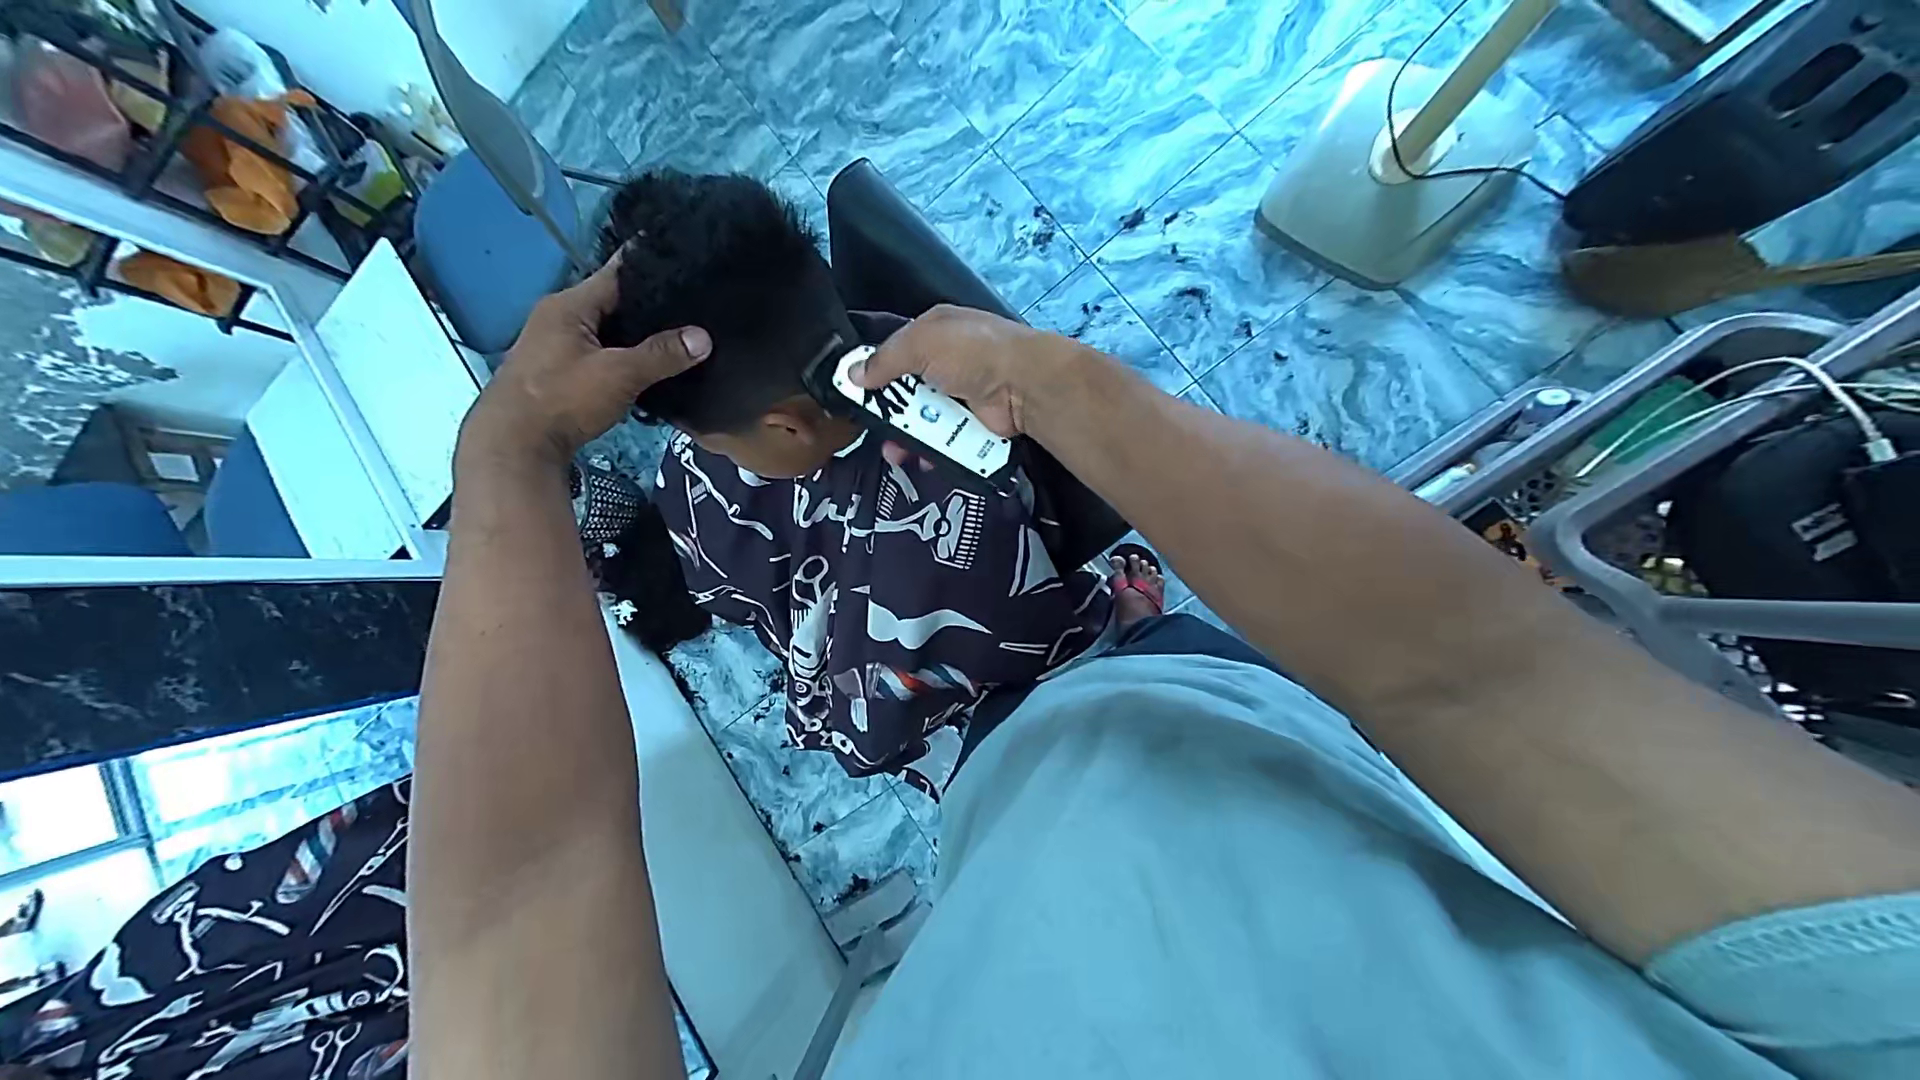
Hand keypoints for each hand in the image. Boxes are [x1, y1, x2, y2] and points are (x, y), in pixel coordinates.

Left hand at [458, 256, 709, 467]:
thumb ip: (662, 354)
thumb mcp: (619, 374)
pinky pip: (604, 352)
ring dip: (640, 334)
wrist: (516, 444)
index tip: (685, 262)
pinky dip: (627, 355)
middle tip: (694, 306)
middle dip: (651, 304)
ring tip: (682, 335)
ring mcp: (558, 345)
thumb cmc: (563, 398)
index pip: (616, 274)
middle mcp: (560, 317)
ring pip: (609, 330)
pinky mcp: (562, 372)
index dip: (650, 267)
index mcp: (569, 305)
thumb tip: (704, 337)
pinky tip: (653, 365)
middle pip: (614, 302)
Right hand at [852, 304, 1070, 437]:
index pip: (895, 352)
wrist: (1022, 384)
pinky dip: (931, 452)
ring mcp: (959, 396)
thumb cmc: (969, 353)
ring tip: (895, 454)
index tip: (854, 394)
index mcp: (934, 333)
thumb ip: (884, 359)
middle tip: (871, 431)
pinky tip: (921, 460)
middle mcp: (946, 363)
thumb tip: (852, 375)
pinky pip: (943, 441)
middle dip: (887, 413)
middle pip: (905, 391)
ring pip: (922, 421)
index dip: (874, 371)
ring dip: (905, 438)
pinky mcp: (971, 426)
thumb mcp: (920, 344)